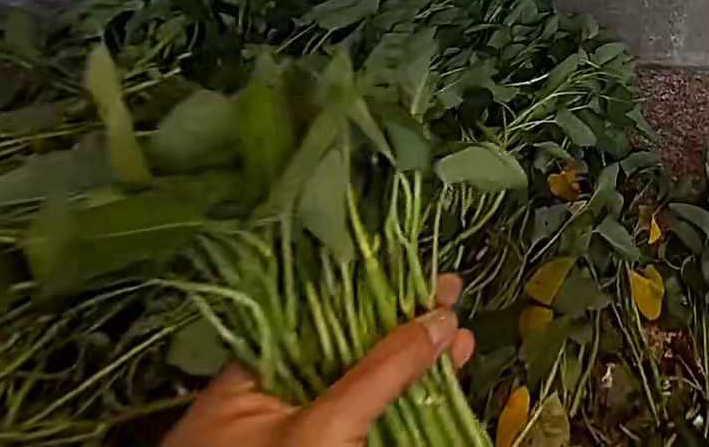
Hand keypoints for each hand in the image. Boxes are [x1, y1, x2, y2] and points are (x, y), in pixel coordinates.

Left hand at [162, 274, 476, 446]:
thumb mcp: (323, 431)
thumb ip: (383, 368)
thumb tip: (442, 316)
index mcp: (247, 388)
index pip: (317, 315)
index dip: (376, 289)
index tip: (425, 277)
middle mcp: (273, 406)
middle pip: (351, 345)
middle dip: (408, 324)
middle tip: (453, 301)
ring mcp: (300, 438)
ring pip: (368, 383)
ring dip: (418, 361)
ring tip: (461, 344)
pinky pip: (373, 418)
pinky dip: (409, 399)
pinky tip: (444, 381)